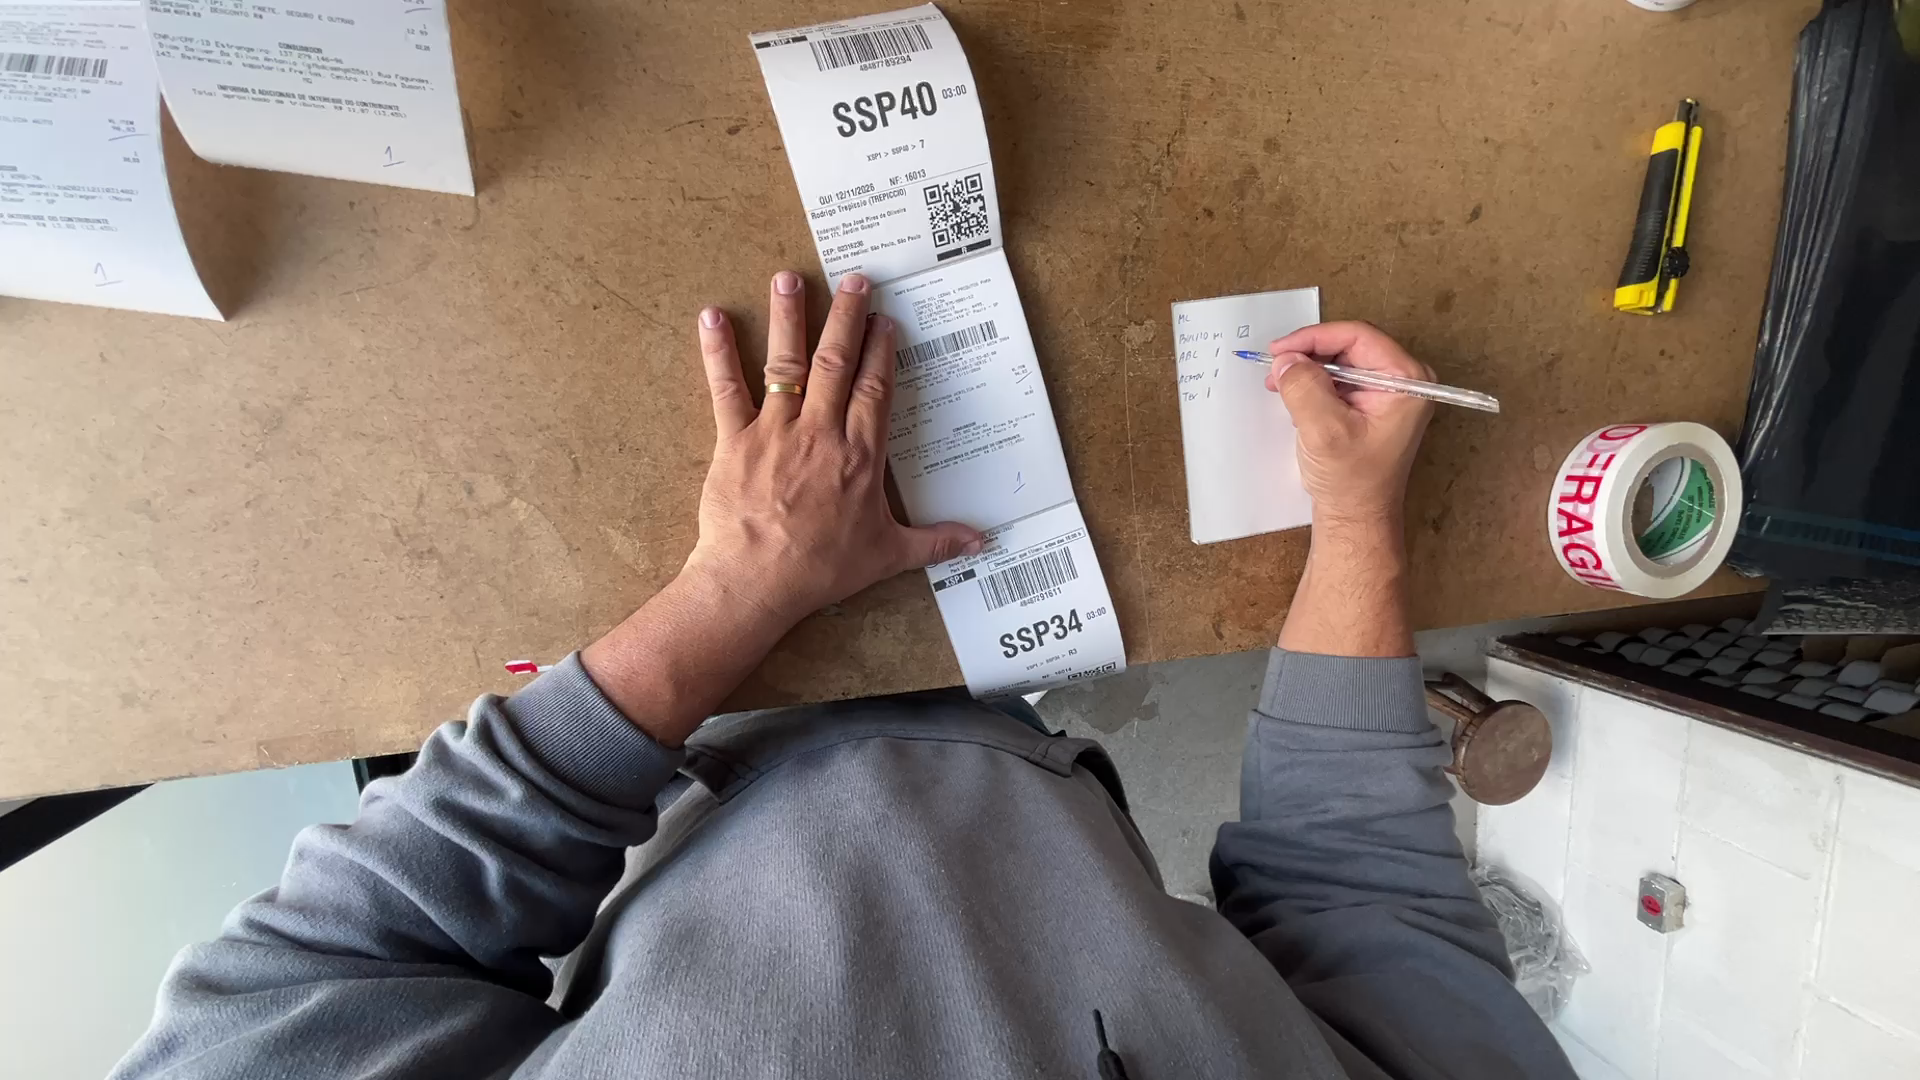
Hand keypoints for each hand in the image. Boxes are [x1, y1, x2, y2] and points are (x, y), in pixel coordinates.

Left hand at [581, 271, 981, 744]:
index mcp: (860, 453)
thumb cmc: (824, 568)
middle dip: (846, 317)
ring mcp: (776, 431)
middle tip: (853, 279)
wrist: (759, 582)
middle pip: (837, 362)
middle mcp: (821, 431)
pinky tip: (713, 318)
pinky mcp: (734, 440)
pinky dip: (718, 352)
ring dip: (790, 319)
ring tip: (789, 279)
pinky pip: (726, 389)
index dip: (880, 350)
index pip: (875, 388)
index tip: (884, 320)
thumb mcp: (889, 555)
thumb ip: (937, 541)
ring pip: (787, 364)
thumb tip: (983, 541)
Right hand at [1267, 322, 1429, 655]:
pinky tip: (1293, 396)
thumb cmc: (1351, 480)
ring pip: (1339, 363)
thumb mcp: (1323, 429)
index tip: (1280, 350)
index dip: (1313, 338)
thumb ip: (1304, 388)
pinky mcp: (1369, 407)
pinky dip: (1311, 384)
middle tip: (1275, 367)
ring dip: (1306, 370)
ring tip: (1279, 383)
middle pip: (1348, 346)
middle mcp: (1402, 381)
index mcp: (1406, 380)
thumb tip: (1286, 360)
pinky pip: (1337, 381)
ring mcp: (1386, 394)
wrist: (1355, 516)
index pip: (1357, 337)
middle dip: (1307, 354)